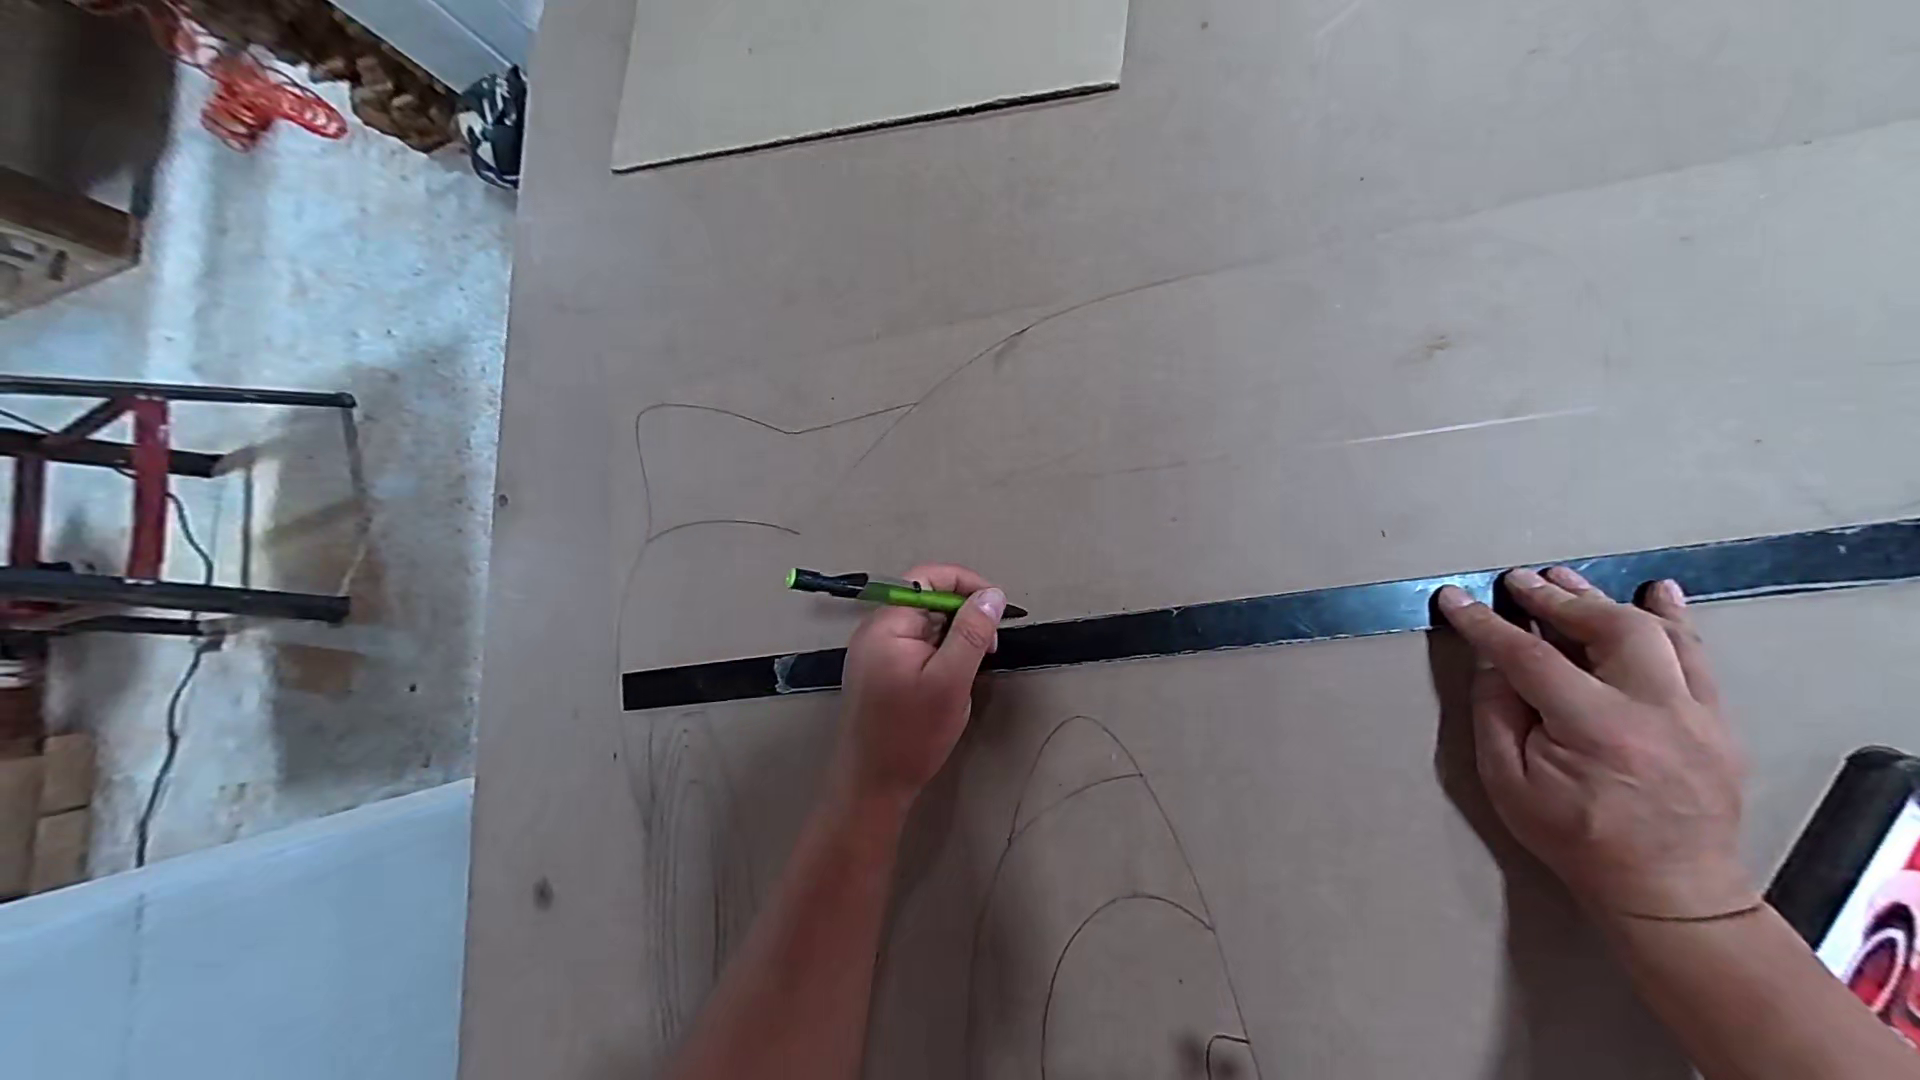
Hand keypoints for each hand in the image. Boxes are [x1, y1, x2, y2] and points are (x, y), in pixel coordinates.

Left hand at [834, 563, 1005, 805]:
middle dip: (963, 614)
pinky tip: (953, 679)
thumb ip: (972, 633)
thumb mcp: (951, 680)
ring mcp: (875, 652)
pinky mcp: (880, 672)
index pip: (925, 578)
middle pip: (925, 600)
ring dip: (954, 636)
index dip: (964, 582)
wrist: (871, 786)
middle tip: (990, 647)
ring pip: (924, 625)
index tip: (996, 605)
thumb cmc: (911, 734)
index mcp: (886, 624)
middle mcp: (876, 631)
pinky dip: (941, 653)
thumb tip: (992, 594)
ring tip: (973, 668)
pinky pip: (917, 646)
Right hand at [1436, 568, 1756, 920]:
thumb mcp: (1507, 779)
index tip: (1454, 598)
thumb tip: (1493, 660)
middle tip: (1516, 580)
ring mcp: (1702, 714)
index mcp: (1599, 729)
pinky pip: (1700, 656)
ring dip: (1604, 600)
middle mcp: (1660, 711)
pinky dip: (1674, 619)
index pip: (1529, 656)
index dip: (1485, 623)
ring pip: (1658, 634)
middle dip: (1555, 598)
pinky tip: (1656, 592)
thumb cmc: (1571, 836)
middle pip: (1609, 629)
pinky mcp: (1719, 720)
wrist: (1669, 889)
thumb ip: (1497, 712)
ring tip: (1563, 578)